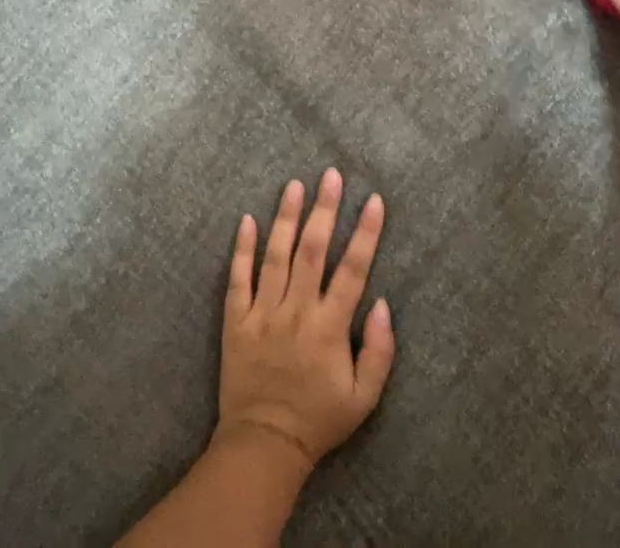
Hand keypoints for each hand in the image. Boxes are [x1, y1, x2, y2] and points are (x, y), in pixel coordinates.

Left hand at [216, 168, 394, 468]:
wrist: (264, 443)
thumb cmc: (319, 420)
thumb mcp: (365, 396)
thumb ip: (379, 350)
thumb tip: (382, 303)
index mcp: (330, 327)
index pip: (352, 269)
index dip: (365, 233)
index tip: (374, 201)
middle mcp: (296, 311)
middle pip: (312, 250)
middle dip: (324, 210)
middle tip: (331, 175)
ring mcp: (263, 313)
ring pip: (275, 256)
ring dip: (286, 218)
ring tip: (294, 185)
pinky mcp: (236, 321)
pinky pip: (238, 279)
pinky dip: (242, 249)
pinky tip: (247, 219)